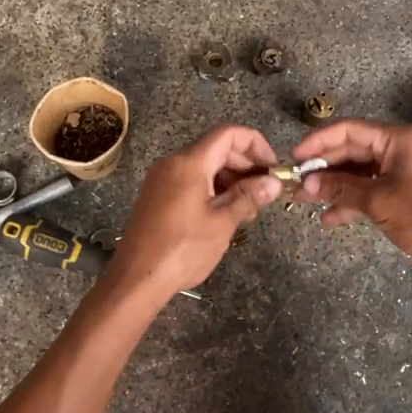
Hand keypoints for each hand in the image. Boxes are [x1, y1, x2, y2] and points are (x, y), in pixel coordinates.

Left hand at [112, 125, 282, 297]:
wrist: (137, 278)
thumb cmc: (183, 249)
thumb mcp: (222, 223)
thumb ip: (249, 196)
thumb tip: (274, 183)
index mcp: (190, 162)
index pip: (229, 134)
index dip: (256, 145)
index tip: (273, 169)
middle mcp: (174, 162)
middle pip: (218, 149)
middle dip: (246, 166)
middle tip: (265, 193)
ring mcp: (163, 178)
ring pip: (205, 166)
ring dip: (231, 180)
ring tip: (248, 209)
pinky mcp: (158, 194)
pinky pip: (191, 180)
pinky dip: (213, 189)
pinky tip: (226, 213)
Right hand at [293, 119, 411, 280]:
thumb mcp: (379, 202)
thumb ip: (341, 189)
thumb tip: (306, 184)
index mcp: (398, 139)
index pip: (349, 130)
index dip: (318, 142)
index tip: (294, 157)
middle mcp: (400, 148)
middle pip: (352, 150)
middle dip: (324, 167)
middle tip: (296, 183)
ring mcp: (403, 170)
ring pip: (359, 171)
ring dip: (334, 186)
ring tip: (306, 201)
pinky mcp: (405, 190)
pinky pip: (371, 188)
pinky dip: (352, 200)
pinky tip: (330, 218)